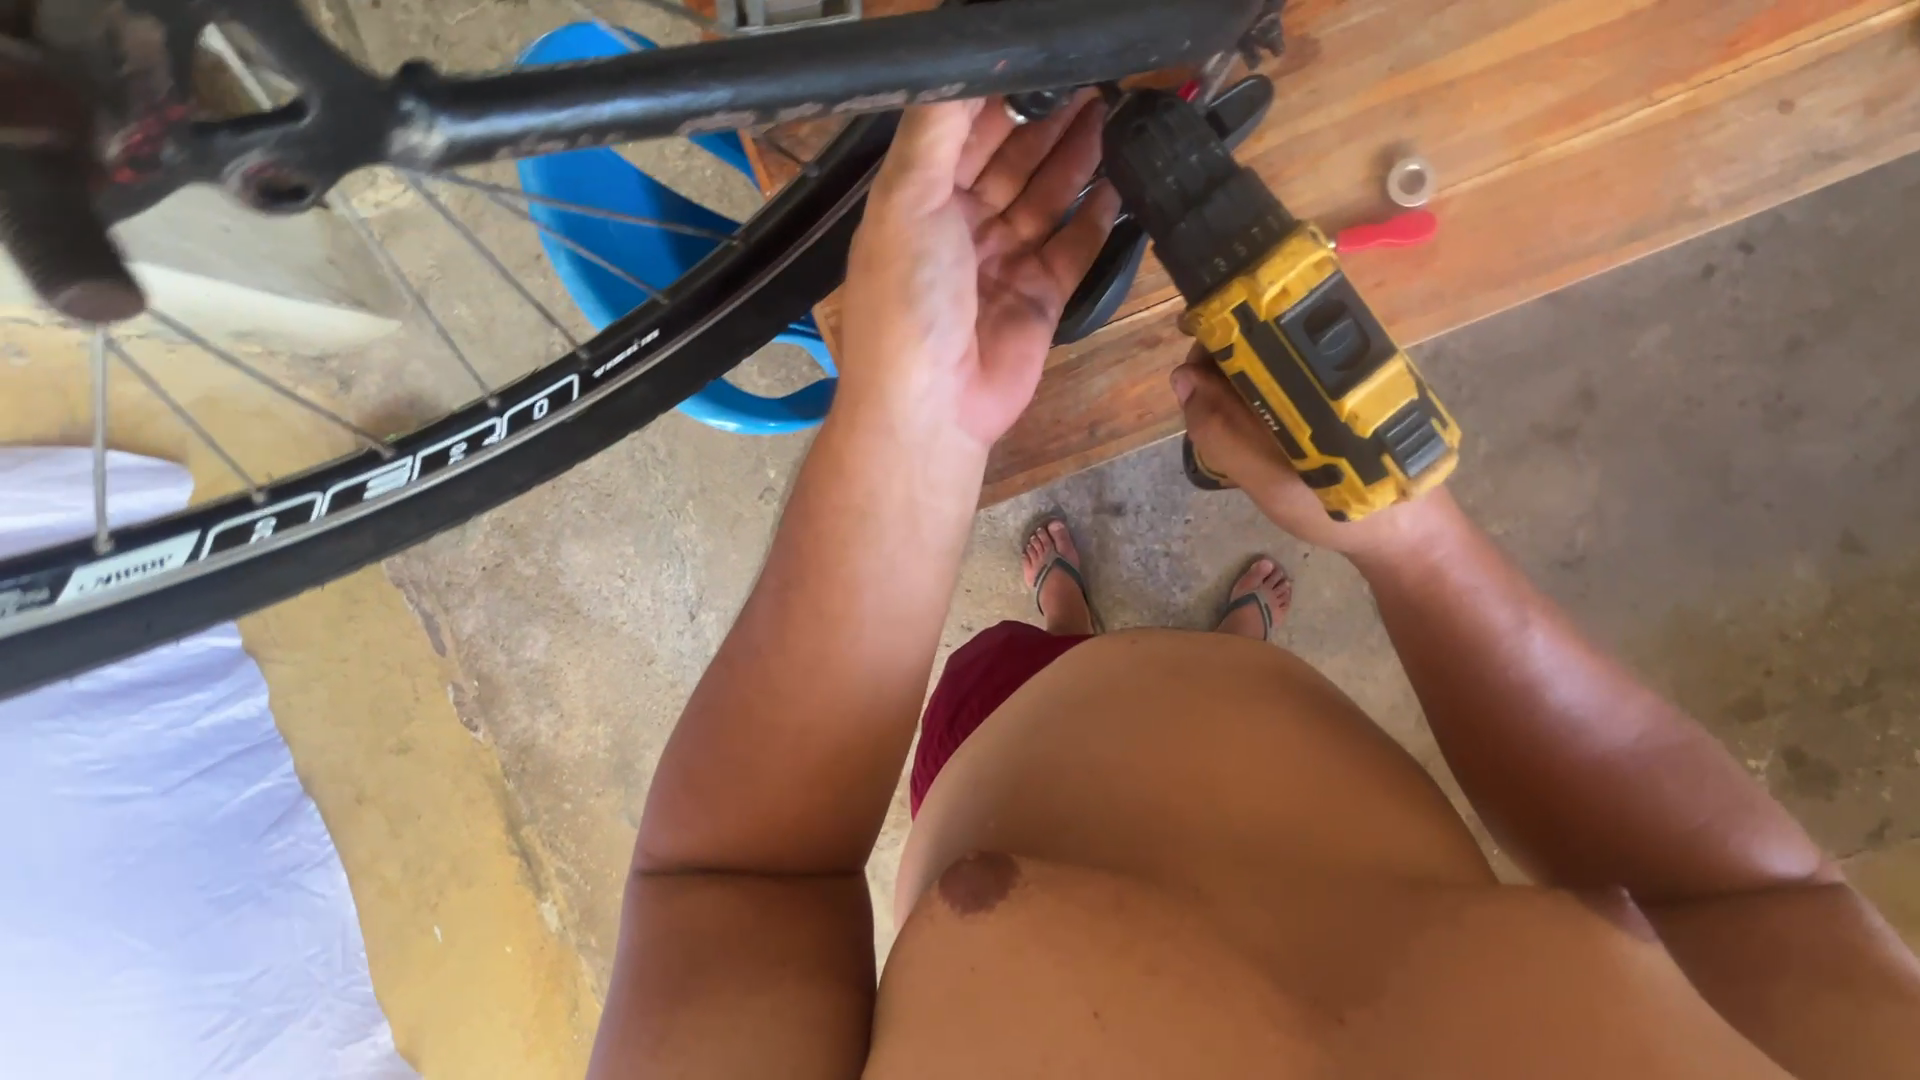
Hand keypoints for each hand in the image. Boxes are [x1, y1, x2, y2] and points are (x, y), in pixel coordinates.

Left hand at [837, 93, 1120, 446]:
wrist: (932, 404)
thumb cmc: (906, 300)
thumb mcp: (907, 199)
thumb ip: (938, 128)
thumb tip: (963, 65)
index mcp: (920, 202)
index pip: (965, 133)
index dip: (1003, 97)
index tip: (1043, 61)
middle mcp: (961, 228)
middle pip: (1013, 161)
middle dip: (1050, 121)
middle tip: (1097, 79)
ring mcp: (1003, 263)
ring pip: (1048, 198)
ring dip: (1079, 158)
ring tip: (1118, 112)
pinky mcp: (1040, 297)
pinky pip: (1074, 246)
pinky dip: (1097, 216)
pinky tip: (1122, 180)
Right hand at [1171, 350, 1449, 558]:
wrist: (1405, 531)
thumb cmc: (1338, 509)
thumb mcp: (1269, 480)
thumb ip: (1222, 431)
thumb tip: (1182, 377)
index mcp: (1315, 368)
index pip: (1250, 328)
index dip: (1212, 346)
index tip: (1190, 385)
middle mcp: (1326, 360)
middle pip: (1253, 344)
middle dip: (1217, 376)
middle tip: (1208, 423)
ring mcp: (1332, 377)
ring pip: (1262, 367)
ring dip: (1233, 395)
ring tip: (1230, 435)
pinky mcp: (1336, 395)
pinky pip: (1279, 387)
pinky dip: (1254, 407)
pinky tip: (1256, 436)